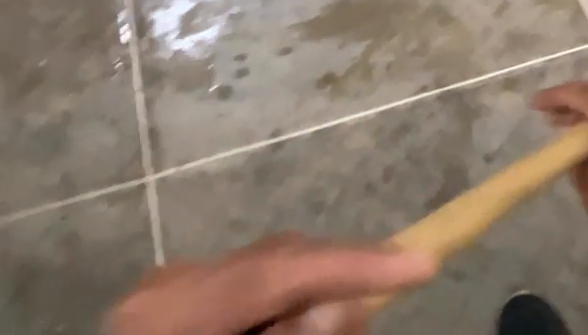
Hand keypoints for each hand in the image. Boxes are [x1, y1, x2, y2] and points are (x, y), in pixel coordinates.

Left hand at [105, 232, 437, 334]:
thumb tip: (345, 302)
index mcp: (175, 309)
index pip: (278, 269)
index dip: (352, 262)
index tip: (422, 262)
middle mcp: (170, 284)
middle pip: (274, 262)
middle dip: (336, 274)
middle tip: (397, 280)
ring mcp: (165, 290)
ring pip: (262, 273)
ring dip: (307, 294)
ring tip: (338, 314)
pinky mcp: (169, 303)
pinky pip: (241, 292)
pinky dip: (276, 307)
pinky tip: (289, 325)